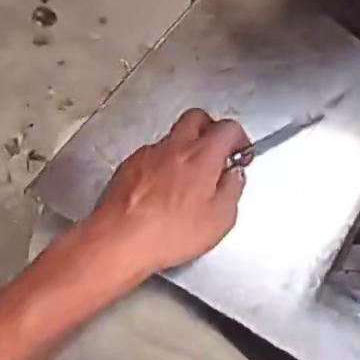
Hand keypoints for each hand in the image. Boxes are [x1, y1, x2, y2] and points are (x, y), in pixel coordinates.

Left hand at [82, 108, 247, 277]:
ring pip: (173, 137)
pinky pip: (152, 156)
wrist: (118, 241)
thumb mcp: (220, 219)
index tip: (241, 155)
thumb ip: (233, 190)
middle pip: (197, 118)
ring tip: (190, 179)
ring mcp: (148, 154)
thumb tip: (235, 177)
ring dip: (186, 149)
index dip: (240, 139)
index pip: (228, 128)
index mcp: (203, 155)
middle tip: (217, 153)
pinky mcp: (128, 167)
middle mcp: (175, 147)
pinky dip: (163, 165)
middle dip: (211, 131)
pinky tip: (164, 191)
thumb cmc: (169, 232)